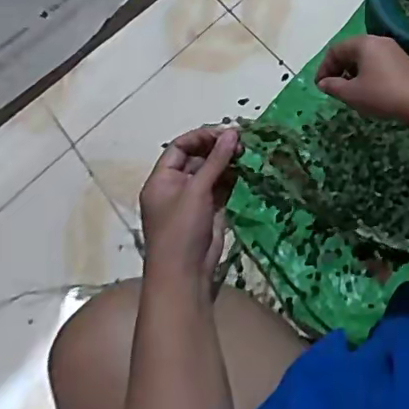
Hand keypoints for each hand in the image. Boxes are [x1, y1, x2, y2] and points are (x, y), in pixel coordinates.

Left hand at [139, 126, 237, 283]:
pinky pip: (220, 187)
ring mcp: (192, 200)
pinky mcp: (208, 211)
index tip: (225, 133)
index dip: (201, 137)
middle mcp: (175, 186)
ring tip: (246, 154)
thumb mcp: (196, 191)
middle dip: (217, 149)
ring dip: (226, 162)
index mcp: (161, 179)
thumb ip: (215, 161)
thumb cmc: (181, 230)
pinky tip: (245, 170)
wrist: (185, 275)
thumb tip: (233, 133)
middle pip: (196, 158)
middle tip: (241, 143)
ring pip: (210, 172)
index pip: (179, 147)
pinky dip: (231, 178)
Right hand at [315, 35, 408, 124]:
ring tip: (349, 91)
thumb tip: (323, 83)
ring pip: (364, 57)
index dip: (324, 68)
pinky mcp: (402, 60)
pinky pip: (377, 62)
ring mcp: (392, 49)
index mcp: (364, 43)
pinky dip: (367, 73)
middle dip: (338, 69)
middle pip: (350, 51)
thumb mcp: (352, 94)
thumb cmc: (383, 95)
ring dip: (352, 72)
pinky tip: (369, 90)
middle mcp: (378, 40)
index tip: (320, 86)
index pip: (335, 50)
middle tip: (332, 88)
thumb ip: (333, 86)